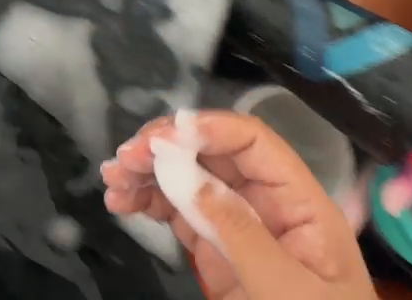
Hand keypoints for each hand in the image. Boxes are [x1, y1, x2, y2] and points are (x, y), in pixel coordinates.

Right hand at [101, 112, 376, 299]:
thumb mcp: (289, 291)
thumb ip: (241, 233)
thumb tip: (188, 177)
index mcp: (299, 204)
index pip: (252, 143)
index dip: (205, 129)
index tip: (159, 139)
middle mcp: (266, 203)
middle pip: (209, 152)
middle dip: (162, 147)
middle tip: (124, 158)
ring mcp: (238, 225)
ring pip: (185, 176)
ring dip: (145, 172)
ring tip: (112, 178)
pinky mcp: (214, 248)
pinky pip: (175, 209)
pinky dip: (145, 200)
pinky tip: (120, 201)